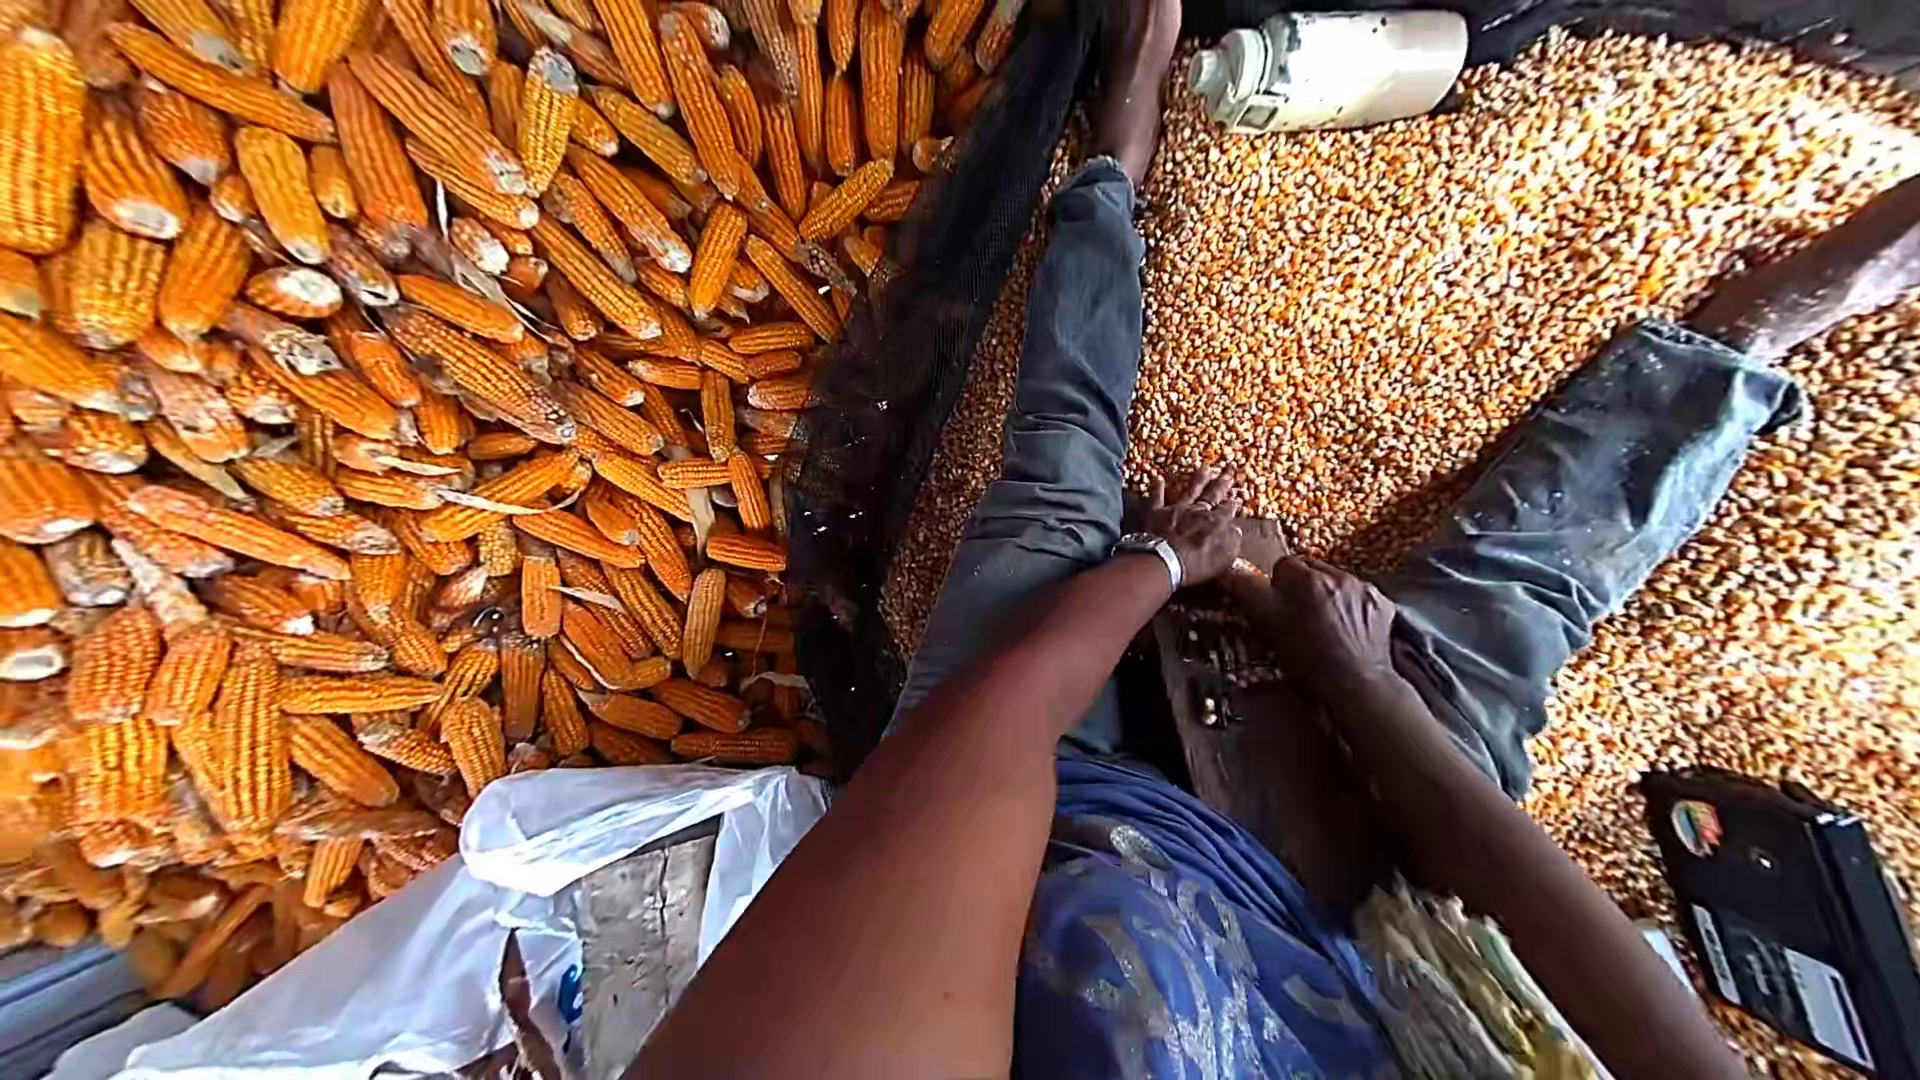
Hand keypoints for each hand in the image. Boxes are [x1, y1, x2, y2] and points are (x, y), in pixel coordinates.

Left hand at [1143, 464, 1242, 586]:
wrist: (1163, 560)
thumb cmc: (1196, 564)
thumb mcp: (1224, 558)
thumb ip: (1232, 541)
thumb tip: (1235, 529)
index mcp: (1216, 522)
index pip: (1227, 510)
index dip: (1232, 504)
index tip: (1236, 498)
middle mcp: (1197, 511)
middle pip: (1212, 495)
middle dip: (1221, 484)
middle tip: (1228, 472)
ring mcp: (1176, 510)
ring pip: (1190, 490)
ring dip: (1198, 479)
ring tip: (1205, 467)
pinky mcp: (1156, 513)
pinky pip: (1157, 498)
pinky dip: (1157, 488)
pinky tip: (1158, 478)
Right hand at [1244, 557, 1397, 694]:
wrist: (1354, 682)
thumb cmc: (1306, 654)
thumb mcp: (1267, 622)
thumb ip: (1246, 589)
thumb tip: (1227, 568)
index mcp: (1306, 578)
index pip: (1284, 564)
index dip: (1277, 585)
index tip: (1278, 605)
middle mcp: (1338, 576)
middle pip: (1311, 568)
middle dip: (1302, 585)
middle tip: (1297, 613)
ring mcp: (1363, 589)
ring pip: (1335, 579)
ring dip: (1325, 593)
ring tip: (1321, 622)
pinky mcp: (1382, 604)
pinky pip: (1358, 593)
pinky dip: (1349, 604)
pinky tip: (1344, 626)